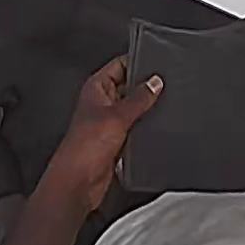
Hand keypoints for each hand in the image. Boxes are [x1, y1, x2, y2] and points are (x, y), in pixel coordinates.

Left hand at [39, 57, 160, 213]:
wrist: (78, 182)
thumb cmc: (85, 146)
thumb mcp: (116, 116)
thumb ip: (138, 99)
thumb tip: (154, 82)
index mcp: (97, 87)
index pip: (119, 64)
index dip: (136, 62)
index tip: (156, 63)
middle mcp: (102, 101)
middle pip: (128, 86)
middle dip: (144, 87)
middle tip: (166, 85)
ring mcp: (109, 120)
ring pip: (133, 108)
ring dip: (145, 109)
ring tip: (165, 105)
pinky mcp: (117, 139)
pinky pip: (135, 127)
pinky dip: (144, 127)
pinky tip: (157, 127)